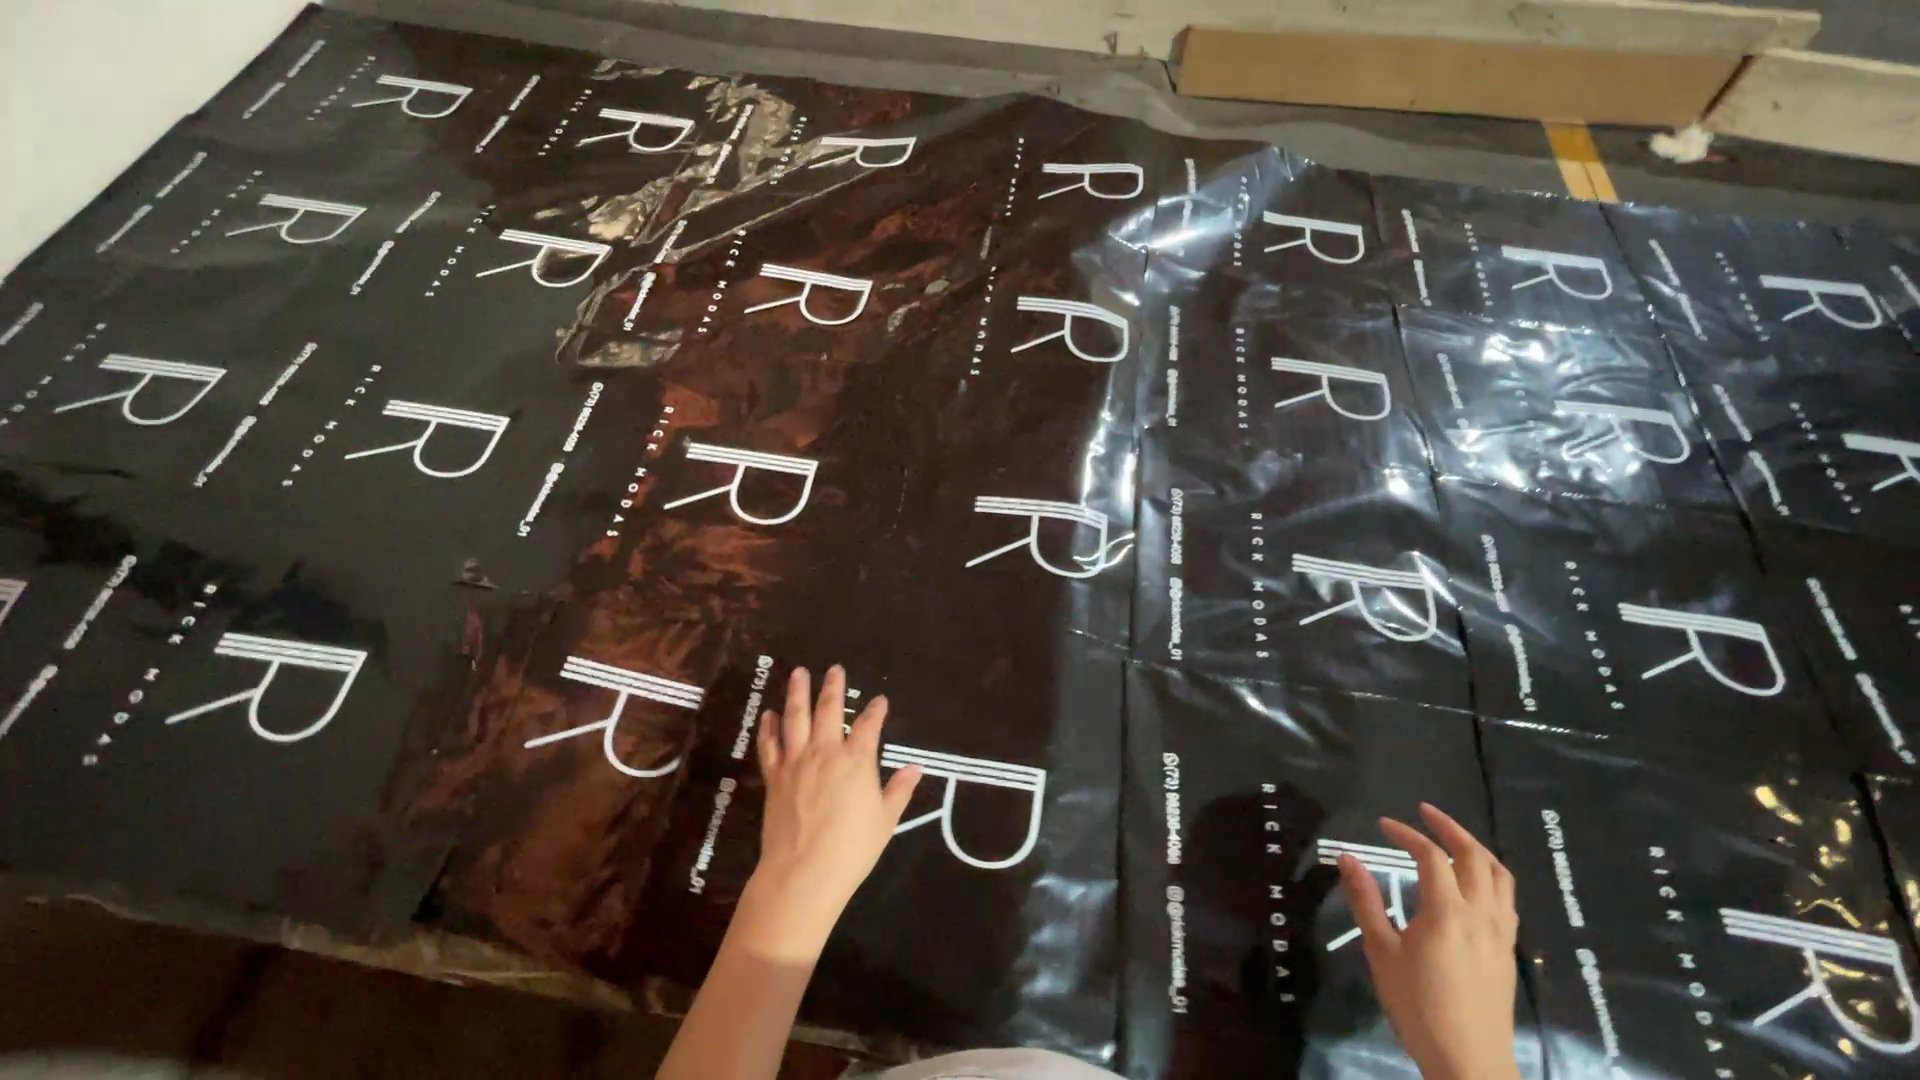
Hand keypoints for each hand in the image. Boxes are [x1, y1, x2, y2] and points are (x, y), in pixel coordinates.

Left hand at [732, 665, 921, 962]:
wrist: (803, 873)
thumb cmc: (851, 849)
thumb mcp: (885, 821)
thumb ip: (899, 790)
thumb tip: (915, 768)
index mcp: (857, 760)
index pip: (869, 725)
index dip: (876, 710)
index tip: (880, 700)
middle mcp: (825, 751)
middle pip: (829, 710)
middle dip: (833, 686)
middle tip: (835, 668)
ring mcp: (796, 762)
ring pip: (795, 717)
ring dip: (797, 693)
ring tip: (798, 673)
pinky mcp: (775, 777)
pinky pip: (770, 744)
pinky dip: (769, 726)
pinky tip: (768, 713)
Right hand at [1338, 803, 1521, 1079]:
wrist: (1469, 1060)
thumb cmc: (1417, 1006)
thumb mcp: (1381, 952)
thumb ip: (1366, 901)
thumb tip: (1348, 858)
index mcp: (1448, 912)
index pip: (1431, 856)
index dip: (1407, 834)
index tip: (1383, 824)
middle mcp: (1481, 914)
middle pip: (1474, 856)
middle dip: (1449, 828)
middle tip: (1424, 813)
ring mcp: (1501, 932)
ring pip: (1499, 875)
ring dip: (1476, 849)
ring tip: (1453, 839)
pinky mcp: (1508, 950)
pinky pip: (1507, 899)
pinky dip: (1490, 876)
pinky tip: (1474, 883)